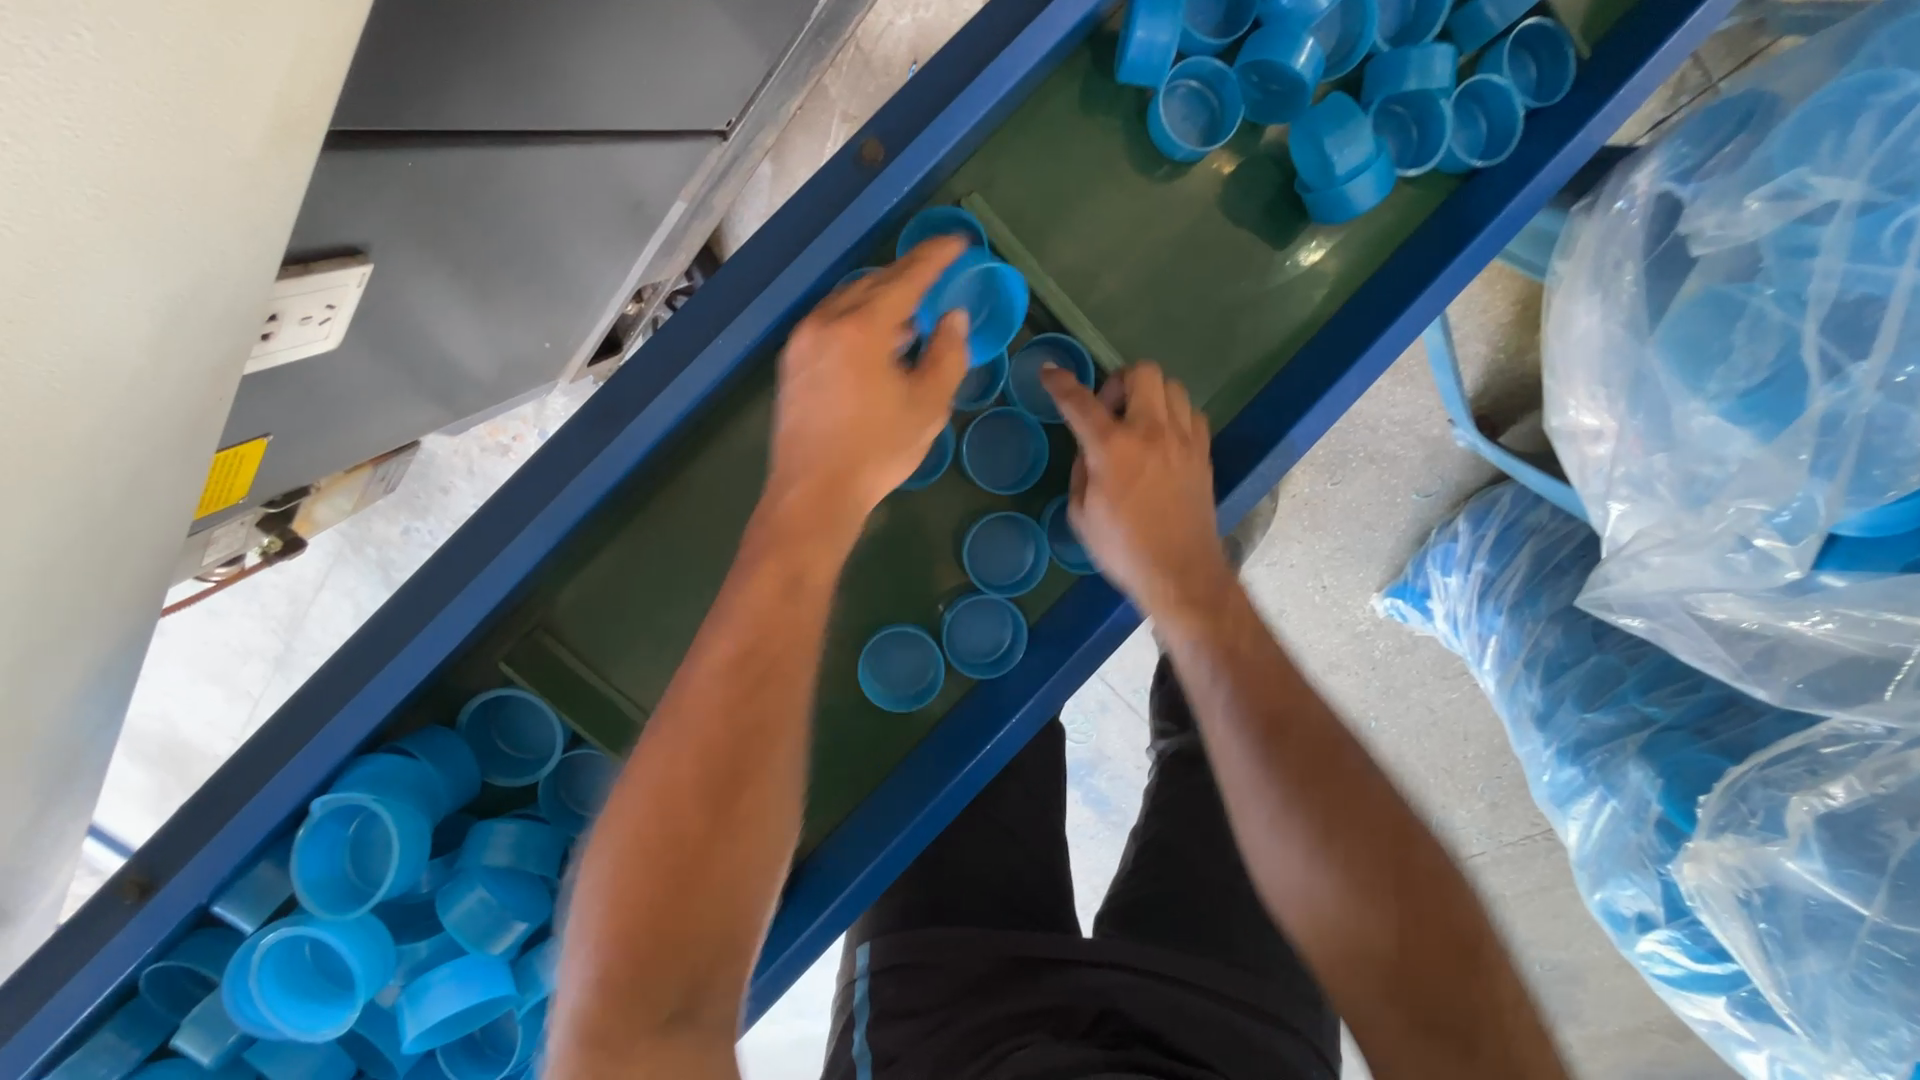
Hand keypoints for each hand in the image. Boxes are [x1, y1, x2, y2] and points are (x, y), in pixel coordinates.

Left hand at [767, 237, 970, 521]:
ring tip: (911, 319)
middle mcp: (825, 322)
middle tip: (938, 280)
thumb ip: (947, 354)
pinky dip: (858, 321)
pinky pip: (830, 324)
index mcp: (861, 327)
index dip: (935, 257)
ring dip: (881, 301)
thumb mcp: (928, 405)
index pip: (906, 277)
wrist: (814, 493)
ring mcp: (802, 342)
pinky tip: (876, 345)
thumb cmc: (877, 451)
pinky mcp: (791, 364)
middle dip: (907, 278)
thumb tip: (951, 318)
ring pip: (847, 302)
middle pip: (872, 284)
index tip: (959, 242)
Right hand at [1043, 362, 1235, 621]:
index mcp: (1112, 447)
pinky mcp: (1204, 453)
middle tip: (1108, 410)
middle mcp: (1151, 432)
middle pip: (1141, 373)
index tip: (1050, 372)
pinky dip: (1174, 416)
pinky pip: (1191, 413)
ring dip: (1149, 395)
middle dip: (1118, 381)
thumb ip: (1081, 472)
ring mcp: (1183, 439)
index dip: (1061, 383)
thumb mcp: (1081, 514)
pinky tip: (1163, 440)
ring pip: (1172, 386)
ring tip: (1138, 423)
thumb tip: (1090, 451)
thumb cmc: (1122, 549)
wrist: (1180, 572)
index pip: (1080, 401)